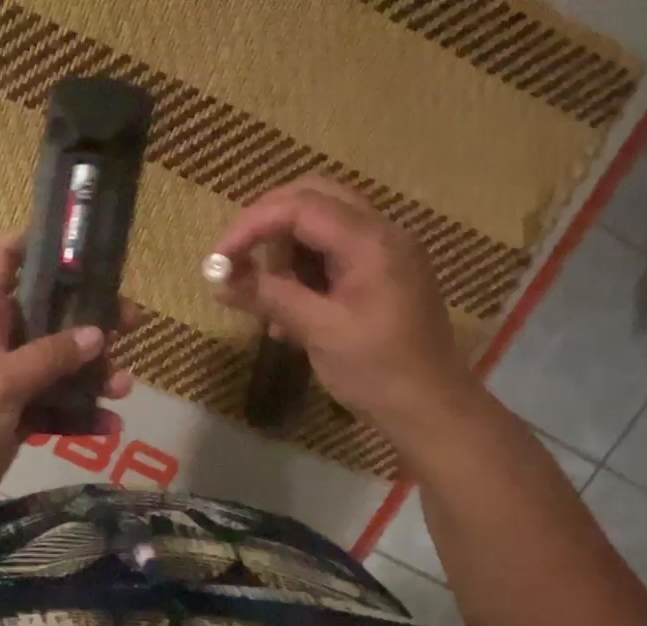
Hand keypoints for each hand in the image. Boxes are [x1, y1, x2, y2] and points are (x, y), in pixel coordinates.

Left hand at [0, 234, 133, 524]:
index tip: (82, 247)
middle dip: (89, 319)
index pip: (2, 261)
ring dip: (92, 374)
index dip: (36, 243)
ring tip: (123, 388)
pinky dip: (78, 416)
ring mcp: (5, 384)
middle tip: (133, 324)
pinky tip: (109, 427)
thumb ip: (48, 356)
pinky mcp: (13, 421)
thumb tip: (97, 332)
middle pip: (46, 316)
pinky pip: (53, 409)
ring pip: (56, 367)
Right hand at [209, 177, 478, 425]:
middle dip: (266, 225)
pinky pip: (333, 255)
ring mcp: (384, 252)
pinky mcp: (381, 274)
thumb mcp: (318, 331)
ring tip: (264, 301)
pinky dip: (302, 273)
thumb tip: (220, 281)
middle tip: (234, 261)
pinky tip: (287, 316)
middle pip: (313, 199)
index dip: (251, 226)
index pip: (300, 207)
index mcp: (371, 241)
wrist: (429, 406)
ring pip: (320, 225)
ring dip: (283, 254)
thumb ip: (270, 296)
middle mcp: (381, 233)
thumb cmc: (376, 369)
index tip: (218, 261)